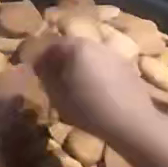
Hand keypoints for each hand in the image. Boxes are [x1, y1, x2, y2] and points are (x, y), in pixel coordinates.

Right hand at [36, 37, 161, 146]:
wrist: (132, 122)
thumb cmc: (87, 107)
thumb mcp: (56, 94)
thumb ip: (46, 76)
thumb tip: (41, 66)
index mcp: (77, 47)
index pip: (51, 44)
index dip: (40, 58)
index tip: (35, 73)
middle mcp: (97, 44)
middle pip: (72, 47)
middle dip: (60, 60)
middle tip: (52, 78)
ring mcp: (115, 55)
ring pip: (89, 56)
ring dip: (78, 66)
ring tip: (73, 85)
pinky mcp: (128, 68)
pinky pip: (103, 65)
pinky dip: (94, 72)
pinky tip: (93, 90)